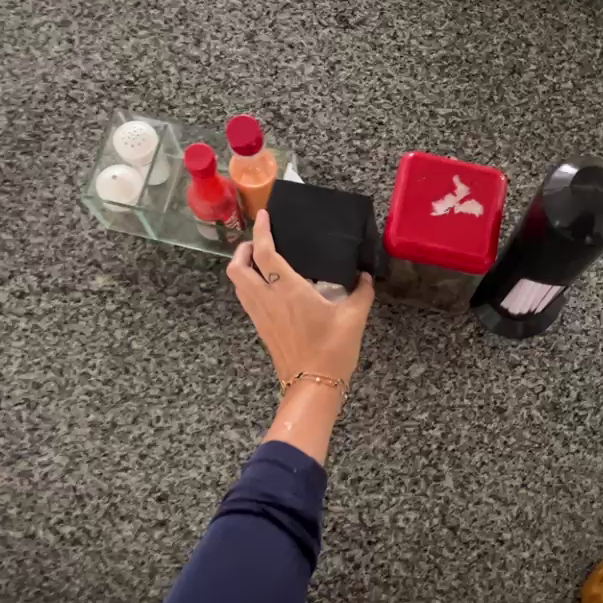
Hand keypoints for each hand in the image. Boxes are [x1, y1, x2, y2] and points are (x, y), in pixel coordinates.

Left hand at [226, 210, 373, 385]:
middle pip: (238, 267)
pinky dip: (250, 285)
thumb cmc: (333, 350)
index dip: (261, 231)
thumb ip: (361, 292)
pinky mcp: (262, 328)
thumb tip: (364, 277)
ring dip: (243, 267)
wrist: (313, 386)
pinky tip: (269, 288)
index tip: (264, 216)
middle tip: (258, 242)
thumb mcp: (354, 317)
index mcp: (288, 290)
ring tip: (260, 261)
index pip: (265, 253)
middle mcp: (267, 299)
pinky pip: (247, 299)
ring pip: (238, 284)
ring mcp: (261, 315)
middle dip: (243, 250)